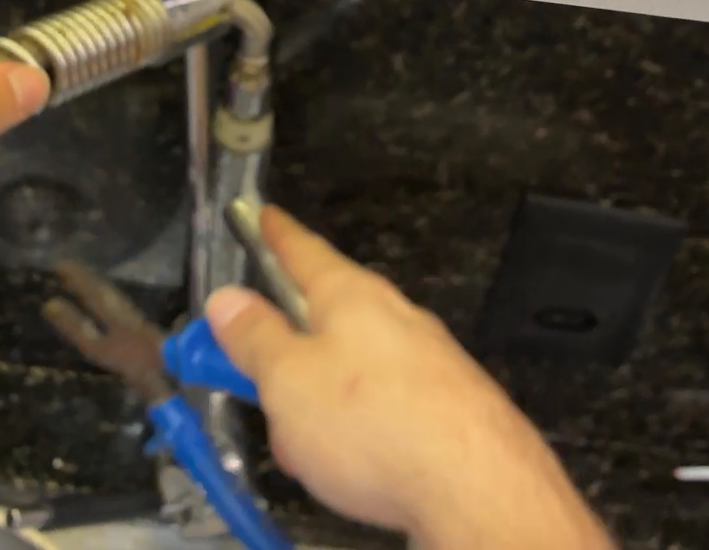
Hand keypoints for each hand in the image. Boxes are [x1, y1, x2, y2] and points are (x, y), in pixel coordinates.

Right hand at [205, 208, 611, 548]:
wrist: (481, 492)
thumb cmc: (378, 426)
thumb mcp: (288, 381)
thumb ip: (254, 338)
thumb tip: (227, 299)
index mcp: (351, 295)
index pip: (304, 250)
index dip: (277, 234)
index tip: (266, 215)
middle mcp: (394, 314)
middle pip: (328, 311)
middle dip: (290, 340)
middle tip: (258, 365)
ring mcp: (428, 358)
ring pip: (355, 363)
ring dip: (321, 393)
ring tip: (301, 440)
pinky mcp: (450, 404)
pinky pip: (386, 400)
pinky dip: (358, 421)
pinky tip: (351, 461)